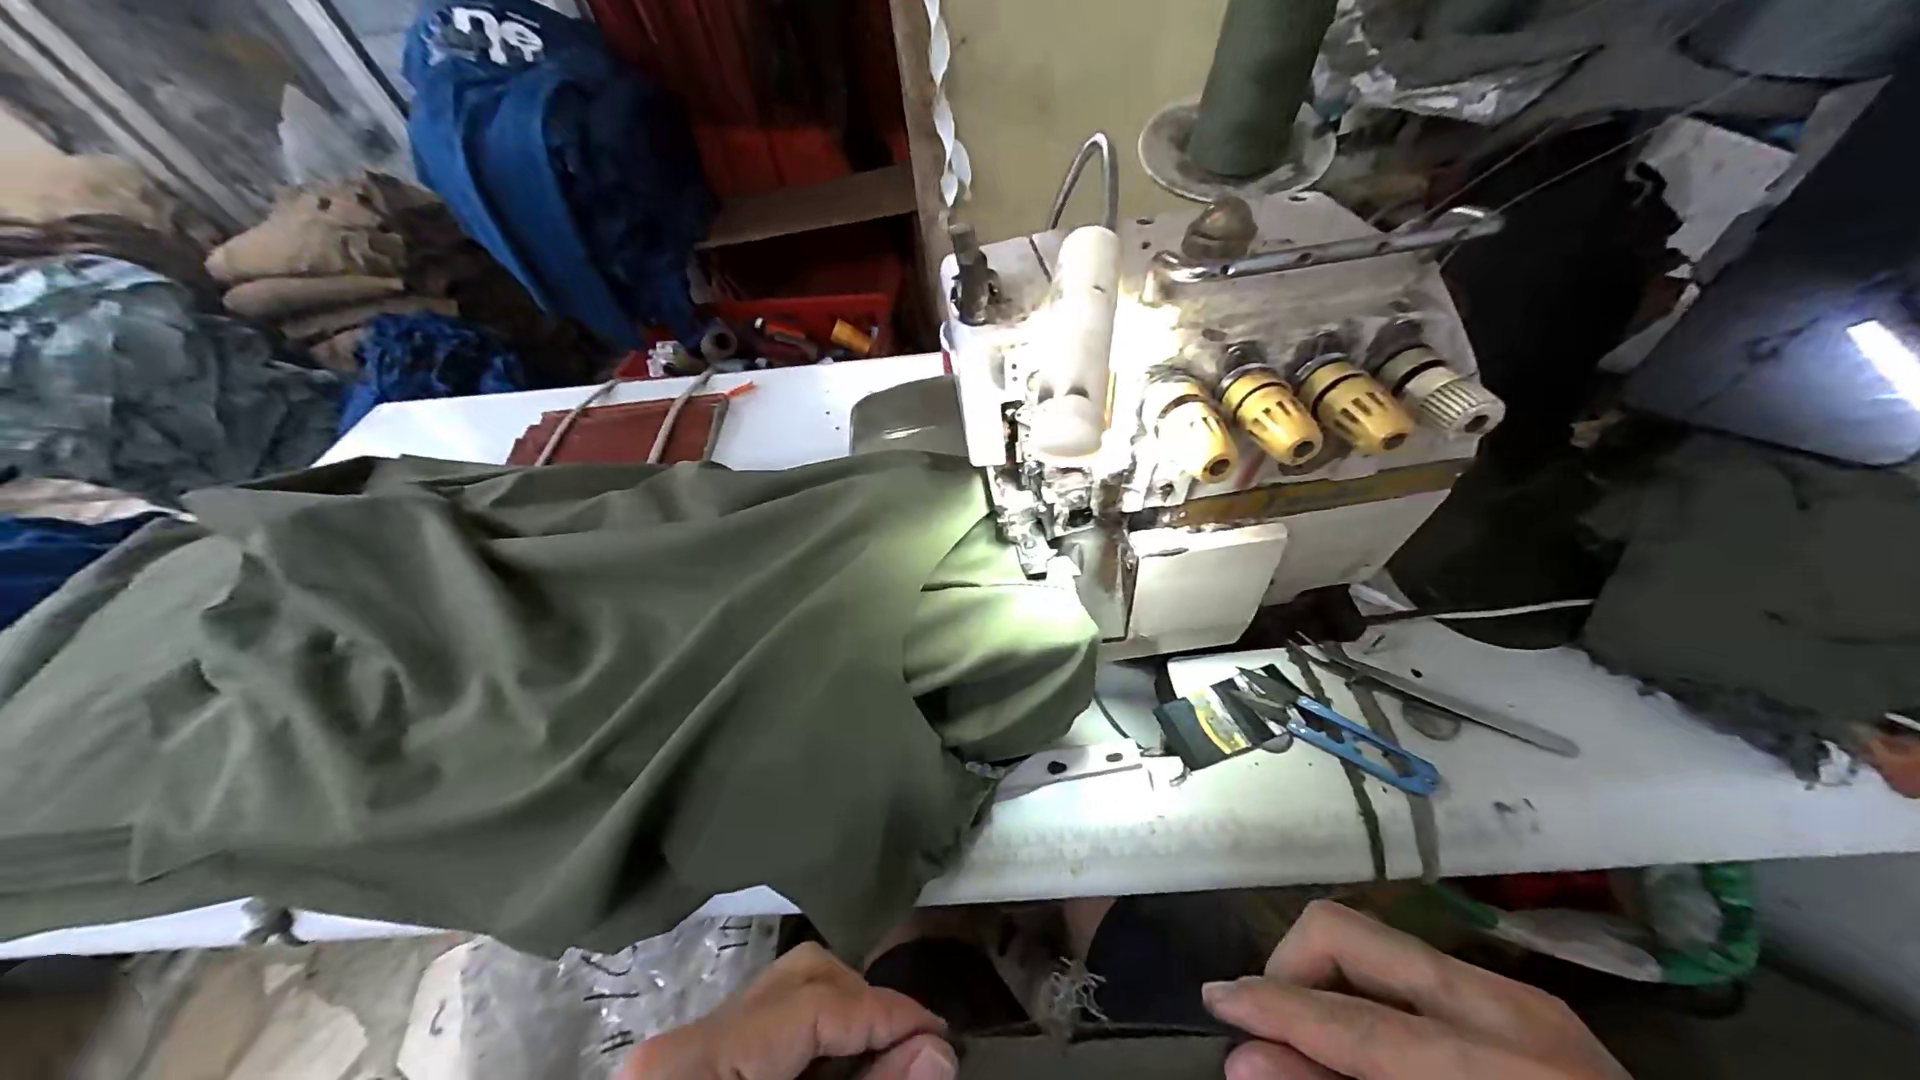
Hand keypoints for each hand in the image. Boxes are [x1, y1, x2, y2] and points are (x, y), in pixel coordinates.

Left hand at [618, 942, 956, 1079]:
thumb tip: (940, 1051)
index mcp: (700, 1060)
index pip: (815, 1005)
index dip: (886, 1014)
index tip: (941, 1033)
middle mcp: (688, 1037)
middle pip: (803, 976)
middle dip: (865, 1004)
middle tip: (911, 1045)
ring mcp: (691, 1046)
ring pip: (790, 989)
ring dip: (845, 1014)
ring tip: (882, 1054)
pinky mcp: (698, 1060)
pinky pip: (772, 1022)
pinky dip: (817, 1036)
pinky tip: (842, 1065)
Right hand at [1202, 899, 1629, 1079]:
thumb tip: (1244, 1060)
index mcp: (1493, 1063)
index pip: (1348, 1018)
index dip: (1269, 1006)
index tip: (1214, 1002)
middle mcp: (1503, 1006)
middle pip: (1345, 931)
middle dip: (1287, 970)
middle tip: (1264, 1020)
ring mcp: (1517, 996)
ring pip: (1372, 938)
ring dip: (1322, 978)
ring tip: (1308, 1035)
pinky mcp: (1524, 1001)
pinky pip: (1408, 967)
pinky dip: (1365, 994)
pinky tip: (1362, 1038)